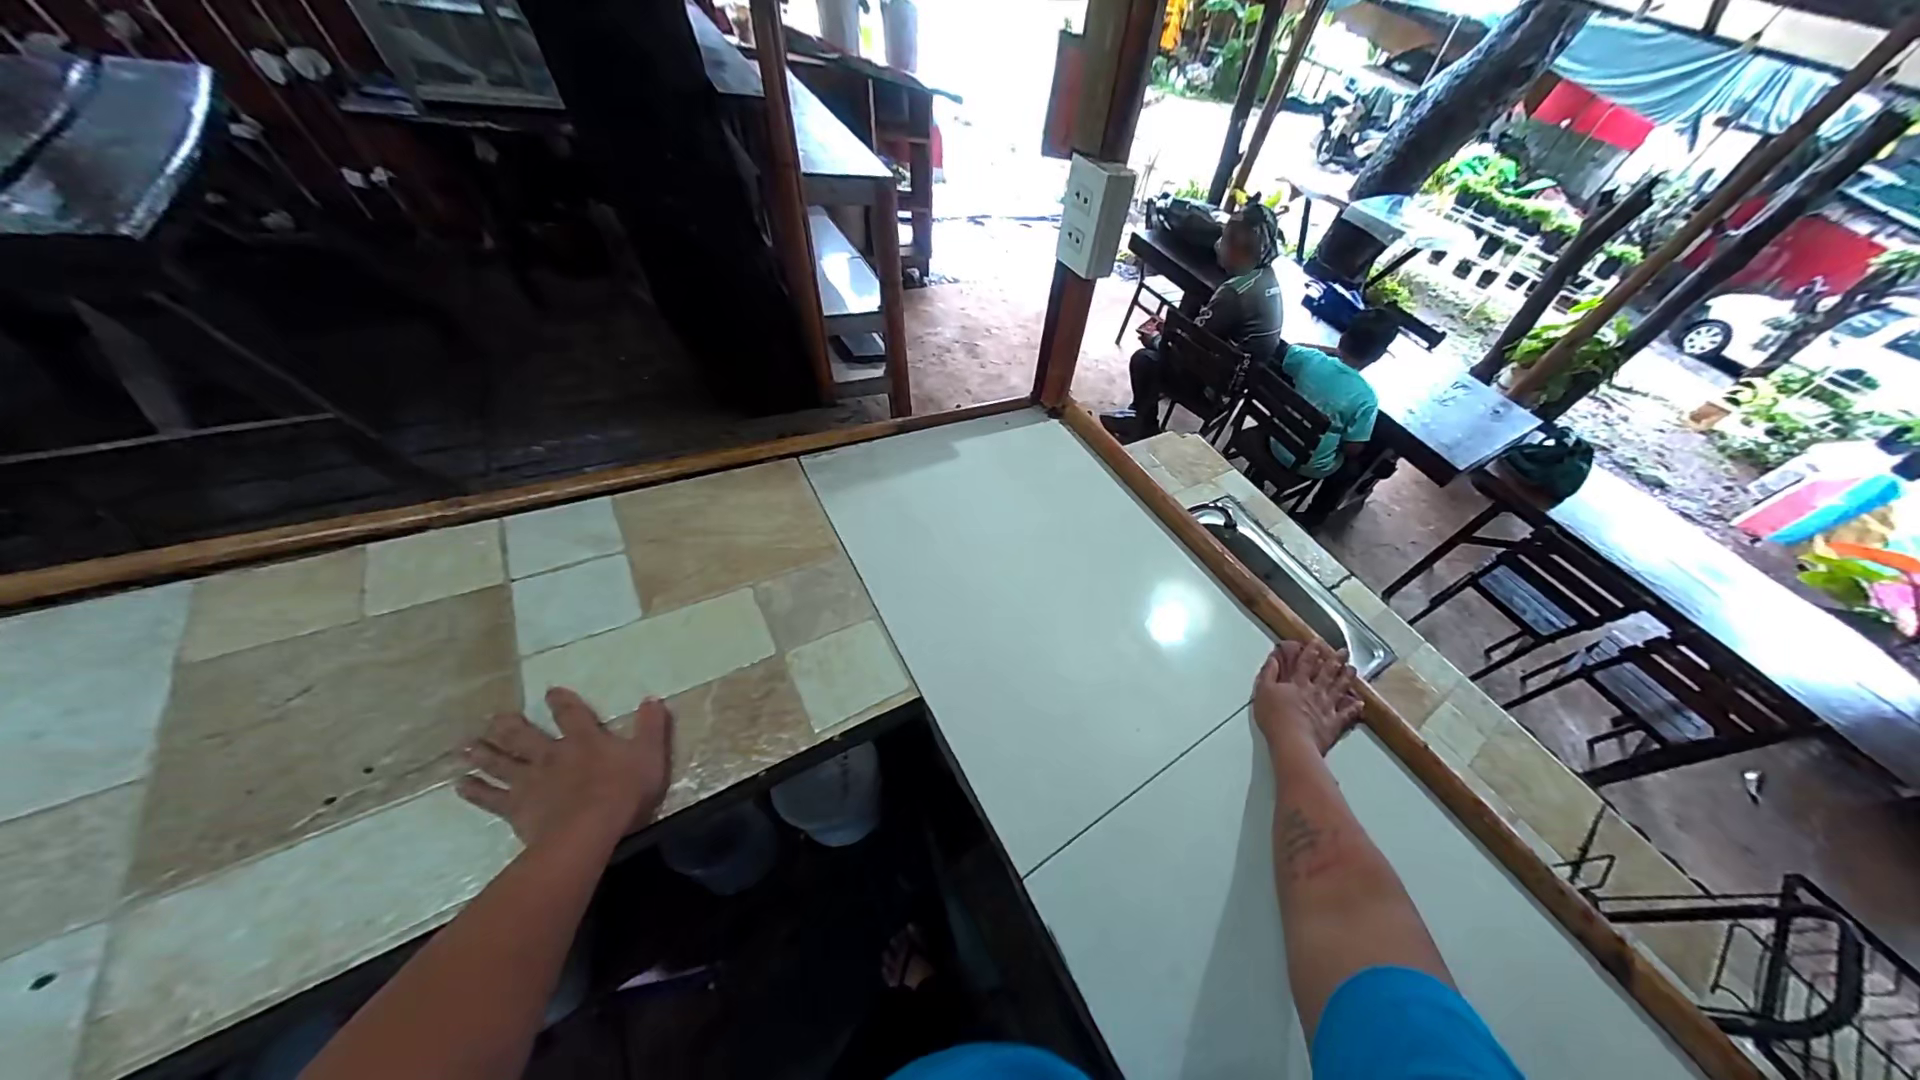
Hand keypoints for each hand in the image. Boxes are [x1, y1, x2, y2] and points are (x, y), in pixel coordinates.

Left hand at [457, 688, 672, 848]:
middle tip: (494, 718)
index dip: (562, 702)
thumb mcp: (649, 754)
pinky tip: (461, 785)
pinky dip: (475, 791)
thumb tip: (653, 699)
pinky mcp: (516, 808)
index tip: (550, 692)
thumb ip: (651, 726)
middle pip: (524, 736)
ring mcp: (530, 781)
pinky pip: (490, 798)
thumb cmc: (623, 790)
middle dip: (509, 726)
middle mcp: (551, 754)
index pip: (571, 714)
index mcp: (584, 740)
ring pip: (502, 763)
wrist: (588, 829)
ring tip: (467, 746)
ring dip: (484, 753)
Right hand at [1252, 640, 1364, 757]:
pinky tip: (1360, 703)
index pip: (1306, 663)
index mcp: (1297, 684)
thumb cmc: (1274, 717)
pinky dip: (1353, 708)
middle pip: (1327, 673)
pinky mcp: (1333, 724)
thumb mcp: (1263, 692)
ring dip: (1346, 679)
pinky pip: (1346, 714)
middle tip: (1344, 651)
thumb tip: (1273, 659)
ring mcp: (1327, 708)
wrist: (1292, 741)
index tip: (1318, 642)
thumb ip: (1268, 674)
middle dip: (1335, 661)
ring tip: (1353, 669)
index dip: (1312, 651)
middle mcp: (1315, 692)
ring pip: (1339, 689)